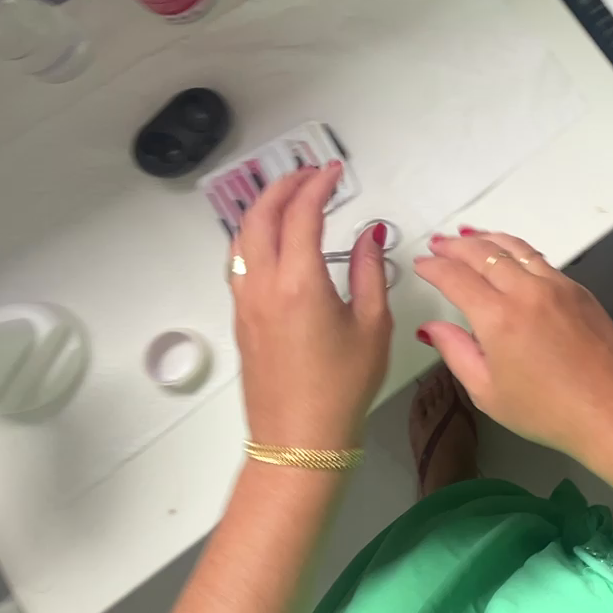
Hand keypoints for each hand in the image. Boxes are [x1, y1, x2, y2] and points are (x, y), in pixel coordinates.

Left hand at [228, 162, 390, 449]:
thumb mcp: (373, 324)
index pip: (302, 214)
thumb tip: (371, 232)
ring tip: (289, 195)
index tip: (335, 171)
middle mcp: (263, 284)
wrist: (299, 440)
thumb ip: (371, 270)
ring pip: (242, 237)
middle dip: (283, 186)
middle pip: (260, 216)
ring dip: (263, 207)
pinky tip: (273, 236)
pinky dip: (253, 233)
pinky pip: (239, 260)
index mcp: (299, 282)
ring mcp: (245, 301)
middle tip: (310, 174)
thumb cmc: (345, 384)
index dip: (318, 186)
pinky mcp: (241, 318)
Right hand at [414, 229, 612, 457]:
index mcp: (498, 318)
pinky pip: (538, 258)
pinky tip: (508, 253)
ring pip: (515, 247)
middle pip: (485, 253)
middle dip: (456, 245)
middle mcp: (526, 290)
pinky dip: (516, 249)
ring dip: (487, 238)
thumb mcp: (488, 392)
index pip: (457, 278)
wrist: (610, 407)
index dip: (435, 267)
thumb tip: (430, 327)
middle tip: (438, 243)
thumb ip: (456, 352)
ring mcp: (555, 284)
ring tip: (468, 234)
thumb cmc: (545, 410)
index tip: (421, 263)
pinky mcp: (576, 287)